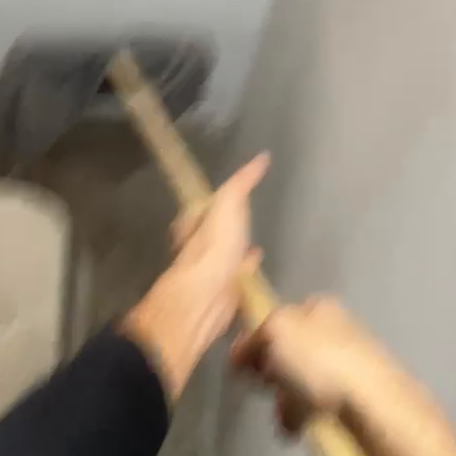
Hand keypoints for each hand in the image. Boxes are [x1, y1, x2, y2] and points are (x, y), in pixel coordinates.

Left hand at [122, 154, 268, 398]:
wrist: (205, 297)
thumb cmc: (213, 248)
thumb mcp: (227, 206)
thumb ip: (240, 184)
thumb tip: (261, 158)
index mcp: (194, 224)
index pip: (203, 206)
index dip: (217, 198)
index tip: (234, 191)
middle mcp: (198, 245)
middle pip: (213, 230)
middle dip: (226, 224)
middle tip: (243, 217)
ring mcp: (210, 269)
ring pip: (225, 252)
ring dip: (237, 246)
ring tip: (254, 242)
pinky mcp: (224, 290)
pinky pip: (238, 272)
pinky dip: (247, 265)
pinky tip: (256, 262)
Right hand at [231, 296, 386, 434]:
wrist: (373, 406)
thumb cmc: (321, 361)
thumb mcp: (275, 331)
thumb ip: (255, 336)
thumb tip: (242, 350)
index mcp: (319, 308)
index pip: (278, 317)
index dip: (258, 337)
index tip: (244, 360)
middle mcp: (336, 331)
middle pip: (288, 351)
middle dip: (271, 372)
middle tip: (265, 385)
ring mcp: (348, 366)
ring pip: (300, 382)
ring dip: (284, 398)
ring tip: (282, 412)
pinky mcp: (355, 398)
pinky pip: (316, 406)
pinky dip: (302, 415)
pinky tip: (296, 426)